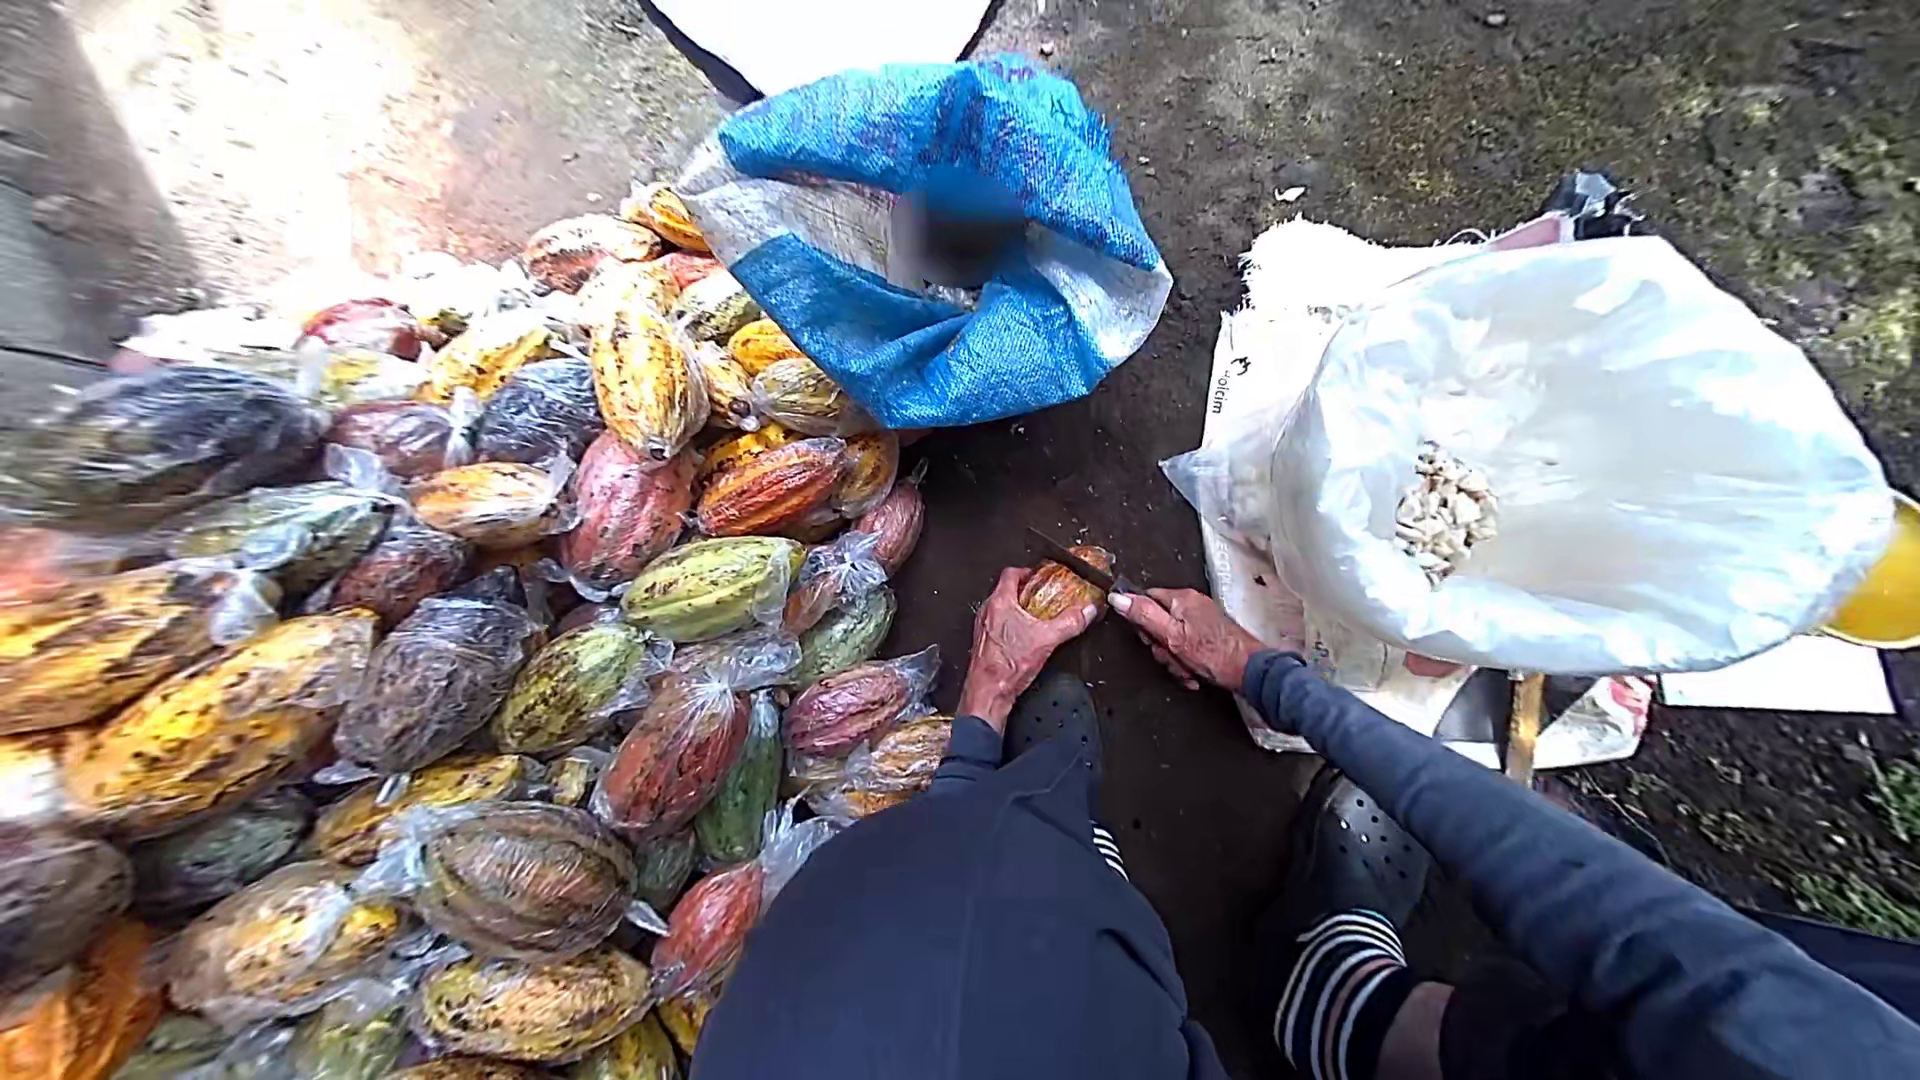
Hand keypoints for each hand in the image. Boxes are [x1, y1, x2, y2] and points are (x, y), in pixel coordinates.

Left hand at [956, 567, 1100, 728]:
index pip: (1010, 573)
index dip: (1026, 571)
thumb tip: (1086, 611)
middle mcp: (987, 612)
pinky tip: (1022, 638)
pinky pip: (996, 625)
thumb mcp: (1047, 640)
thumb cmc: (1006, 666)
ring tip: (1033, 616)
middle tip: (1039, 595)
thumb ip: (1070, 622)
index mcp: (999, 603)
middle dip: (1024, 591)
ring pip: (999, 608)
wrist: (988, 692)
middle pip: (1005, 590)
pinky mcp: (982, 643)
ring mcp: (982, 627)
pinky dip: (1009, 625)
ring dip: (1016, 608)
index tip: (1037, 575)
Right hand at [1109, 588, 1264, 691]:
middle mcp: (1193, 605)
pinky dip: (1187, 661)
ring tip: (1186, 668)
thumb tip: (1119, 598)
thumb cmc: (1215, 654)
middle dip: (1161, 646)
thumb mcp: (1170, 635)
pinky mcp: (1210, 635)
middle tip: (1171, 656)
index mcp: (1182, 599)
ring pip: (1173, 637)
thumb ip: (1143, 614)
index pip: (1146, 599)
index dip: (1141, 621)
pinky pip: (1187, 646)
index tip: (1149, 638)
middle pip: (1159, 621)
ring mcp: (1202, 620)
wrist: (1250, 672)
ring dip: (1175, 658)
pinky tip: (1194, 671)